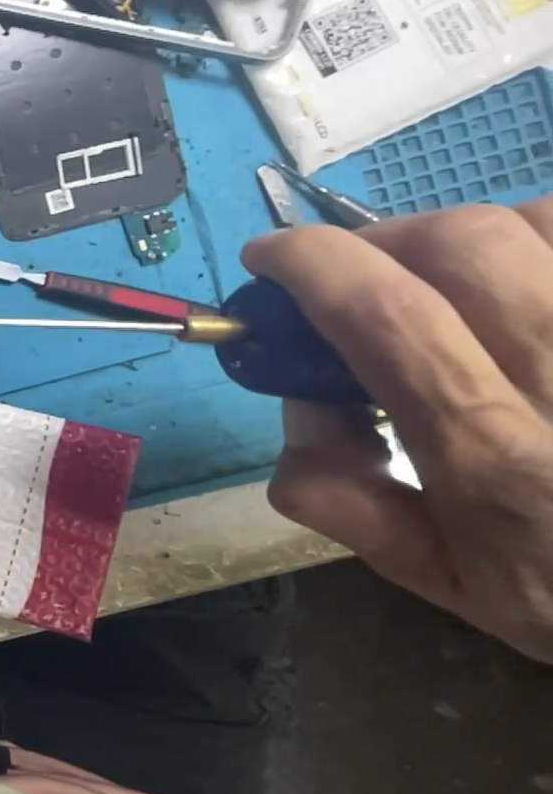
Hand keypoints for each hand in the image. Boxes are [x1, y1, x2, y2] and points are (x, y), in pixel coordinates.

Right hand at [244, 198, 552, 662]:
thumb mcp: (438, 574)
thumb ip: (338, 494)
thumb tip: (299, 405)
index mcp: (490, 453)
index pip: (384, 315)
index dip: (311, 262)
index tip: (269, 256)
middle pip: (465, 244)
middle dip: (384, 238)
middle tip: (361, 269)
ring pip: (548, 220)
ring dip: (478, 235)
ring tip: (461, 278)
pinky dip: (549, 238)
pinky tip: (536, 281)